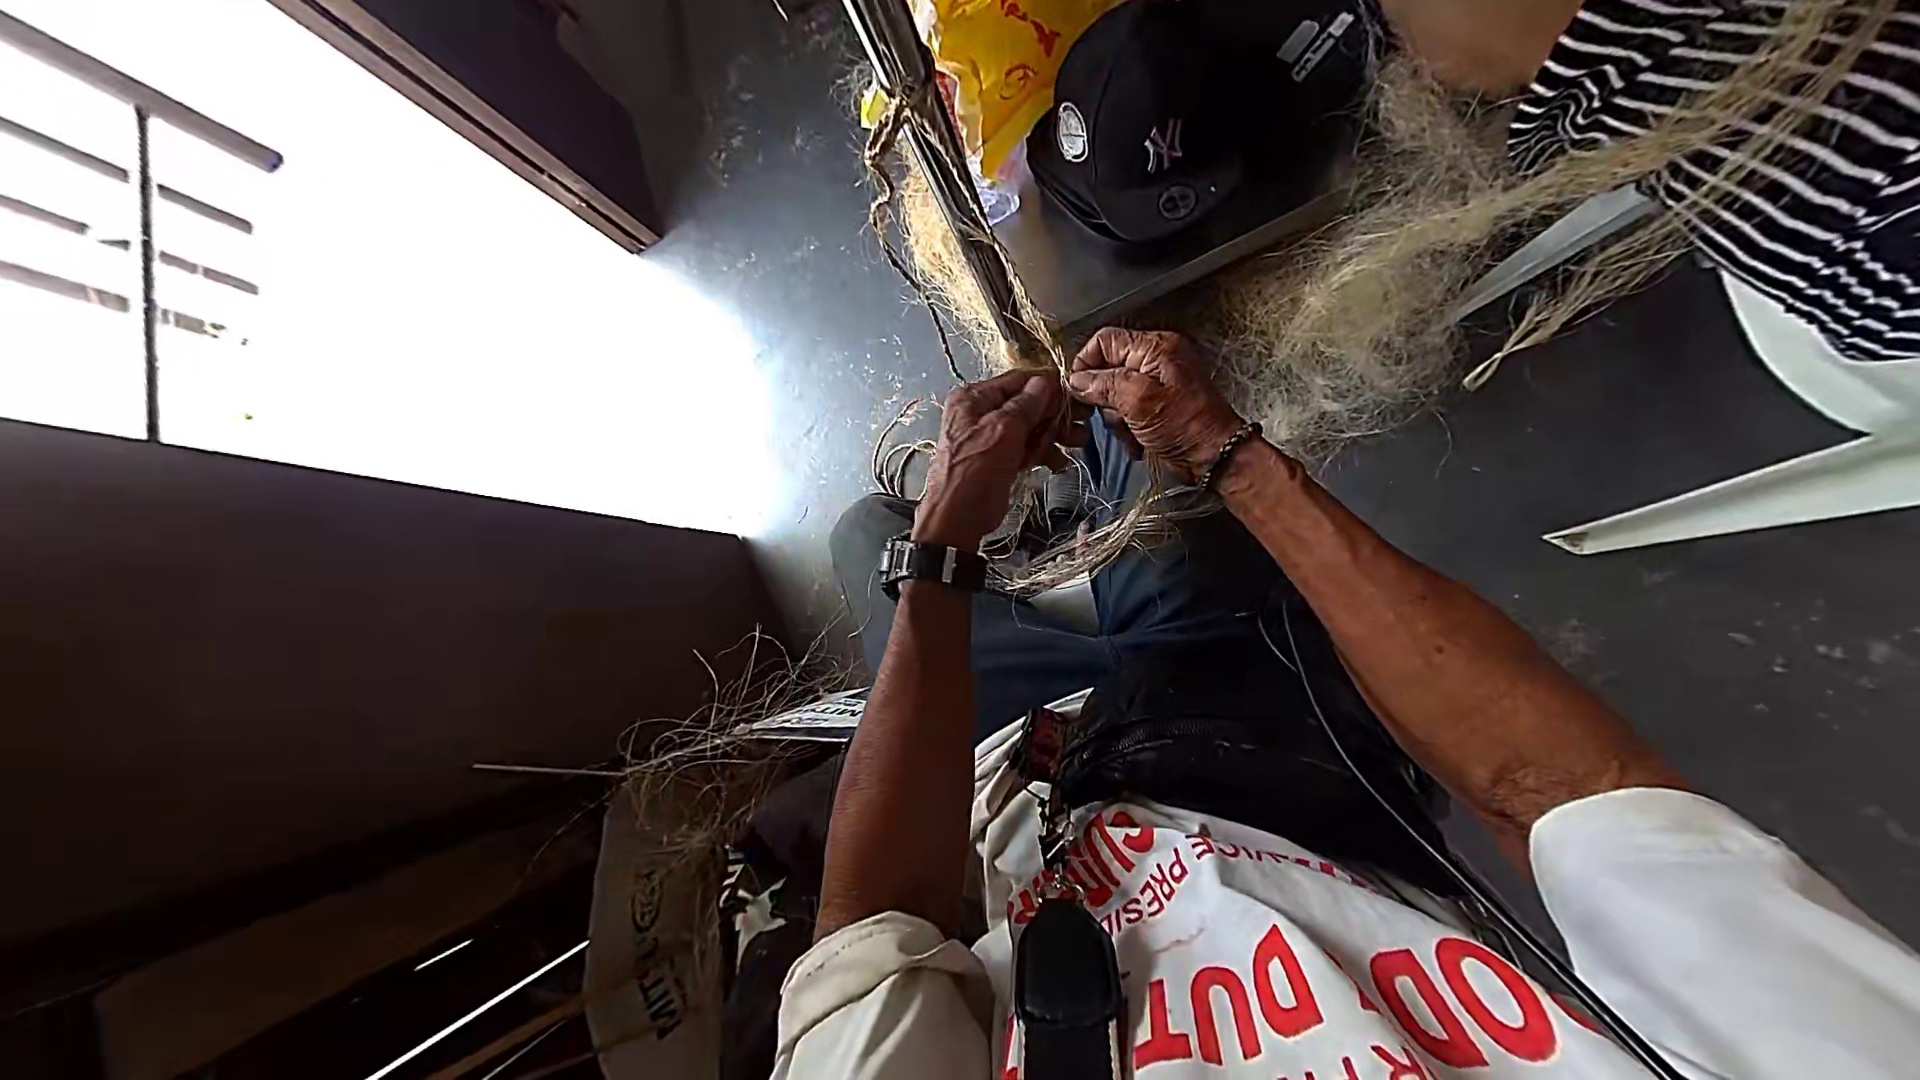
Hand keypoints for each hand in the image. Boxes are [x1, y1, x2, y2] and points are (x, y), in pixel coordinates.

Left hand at [914, 371, 1077, 549]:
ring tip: (1078, 442)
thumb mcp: (1003, 430)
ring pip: (1028, 429)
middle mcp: (979, 414)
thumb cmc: (975, 471)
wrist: (958, 517)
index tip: (1074, 394)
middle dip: (1054, 414)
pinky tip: (1059, 463)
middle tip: (1082, 421)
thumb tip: (1045, 382)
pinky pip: (1024, 449)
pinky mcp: (998, 461)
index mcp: (973, 398)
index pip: (1017, 381)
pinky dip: (1041, 454)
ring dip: (1053, 435)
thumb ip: (1026, 404)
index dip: (1047, 386)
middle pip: (1025, 405)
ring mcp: (989, 438)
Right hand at [1066, 328, 1244, 482]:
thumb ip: (1104, 384)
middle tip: (1114, 414)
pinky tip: (1136, 438)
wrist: (1213, 456)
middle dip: (1103, 396)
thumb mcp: (1139, 400)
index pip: (1105, 341)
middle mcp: (1154, 360)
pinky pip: (1125, 410)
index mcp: (1155, 347)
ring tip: (1130, 429)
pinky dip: (1125, 426)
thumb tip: (1076, 380)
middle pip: (1106, 368)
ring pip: (1112, 394)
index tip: (1077, 390)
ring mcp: (1154, 383)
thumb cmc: (1185, 426)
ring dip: (1115, 417)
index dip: (1086, 363)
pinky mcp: (1155, 405)